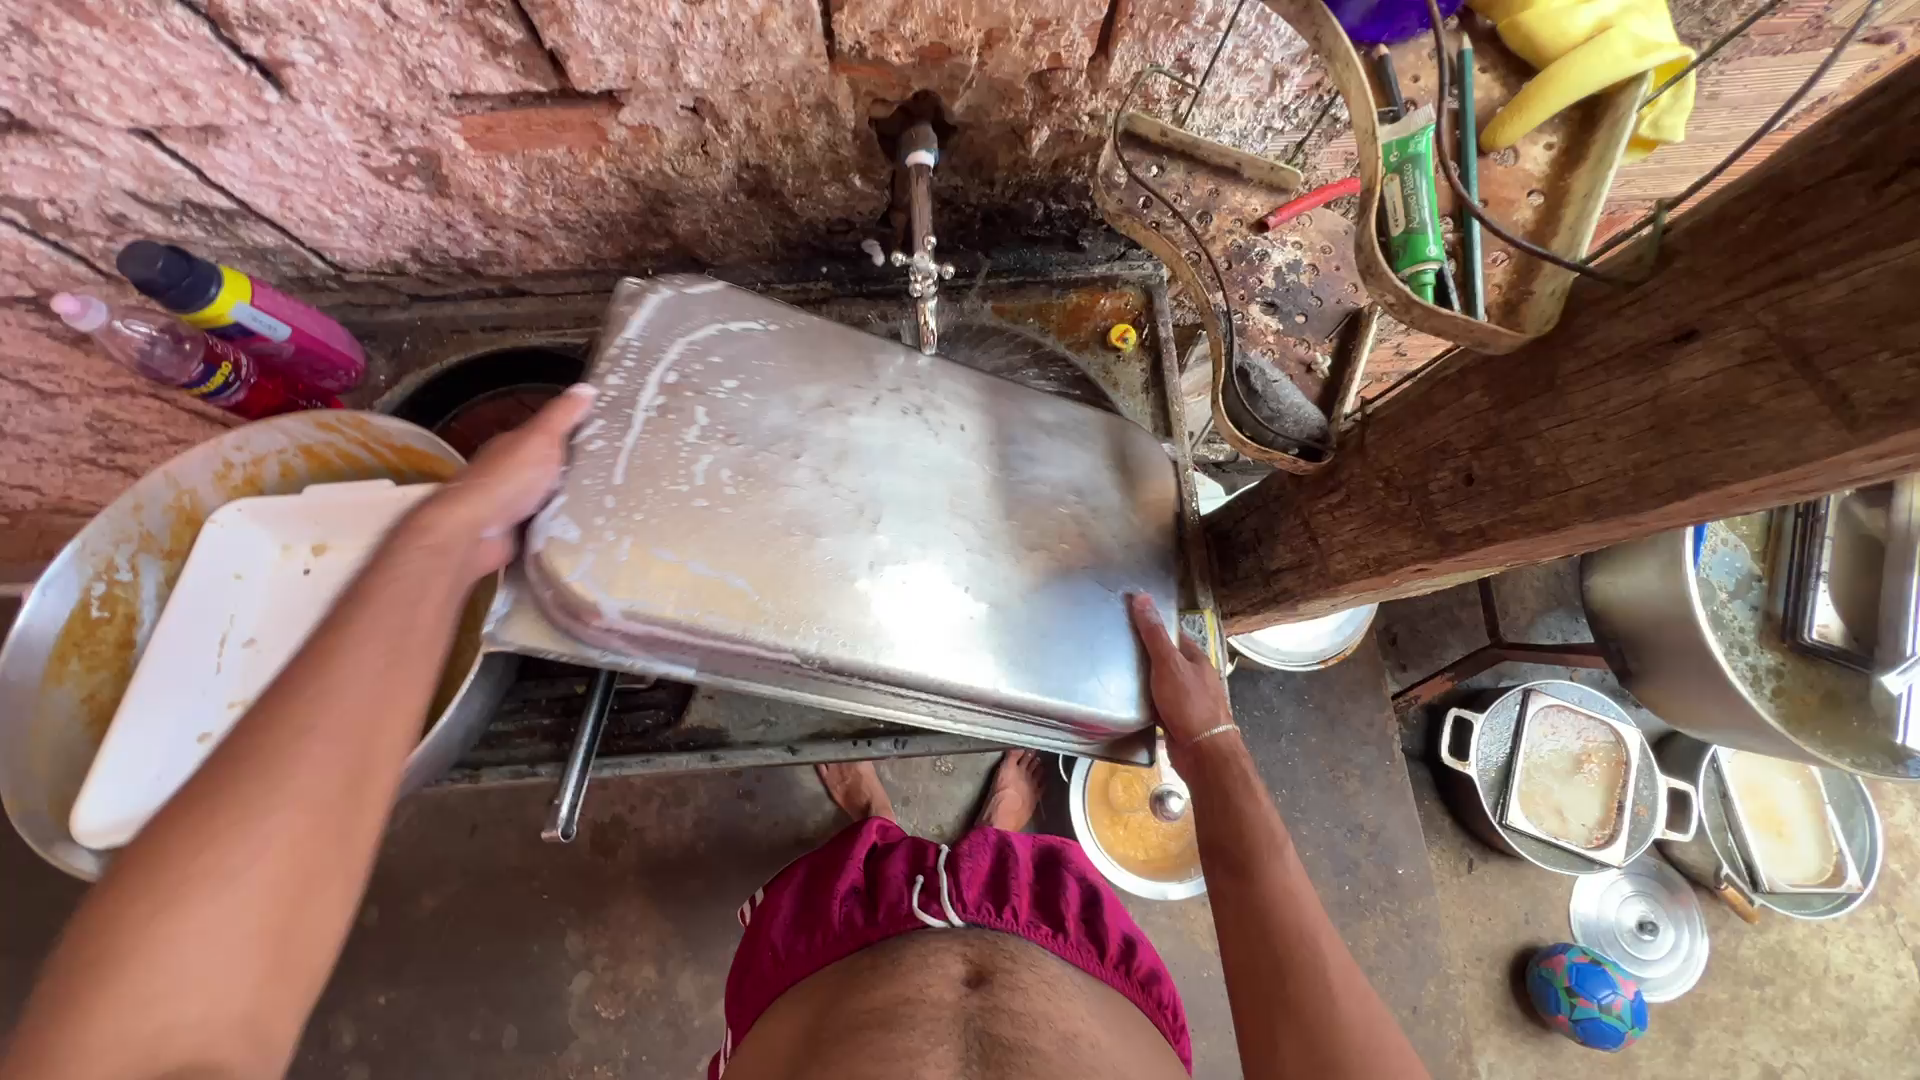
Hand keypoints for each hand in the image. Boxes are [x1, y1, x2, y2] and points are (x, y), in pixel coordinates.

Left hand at [413, 384, 596, 577]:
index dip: (576, 437)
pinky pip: (549, 526)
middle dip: (578, 475)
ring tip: (608, 506)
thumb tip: (586, 387)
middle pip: (551, 471)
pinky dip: (563, 528)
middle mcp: (511, 474)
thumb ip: (562, 416)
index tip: (608, 443)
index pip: (549, 437)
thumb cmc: (509, 480)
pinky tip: (584, 529)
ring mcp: (512, 505)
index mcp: (515, 447)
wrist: (476, 530)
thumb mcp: (541, 439)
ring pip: (551, 500)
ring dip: (572, 504)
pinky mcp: (517, 533)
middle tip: (616, 479)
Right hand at [1127, 593, 1233, 747]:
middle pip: (1167, 661)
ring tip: (1117, 677)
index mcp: (1197, 660)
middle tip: (1117, 652)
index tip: (1129, 624)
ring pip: (1162, 685)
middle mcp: (1195, 678)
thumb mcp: (1168, 663)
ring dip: (1145, 684)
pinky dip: (1147, 705)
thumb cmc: (1189, 703)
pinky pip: (1159, 706)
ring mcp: (1188, 701)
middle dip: (1146, 658)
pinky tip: (1130, 704)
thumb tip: (1142, 597)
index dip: (1153, 628)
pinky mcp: (1179, 721)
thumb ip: (1154, 633)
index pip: (1173, 636)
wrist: (1202, 752)